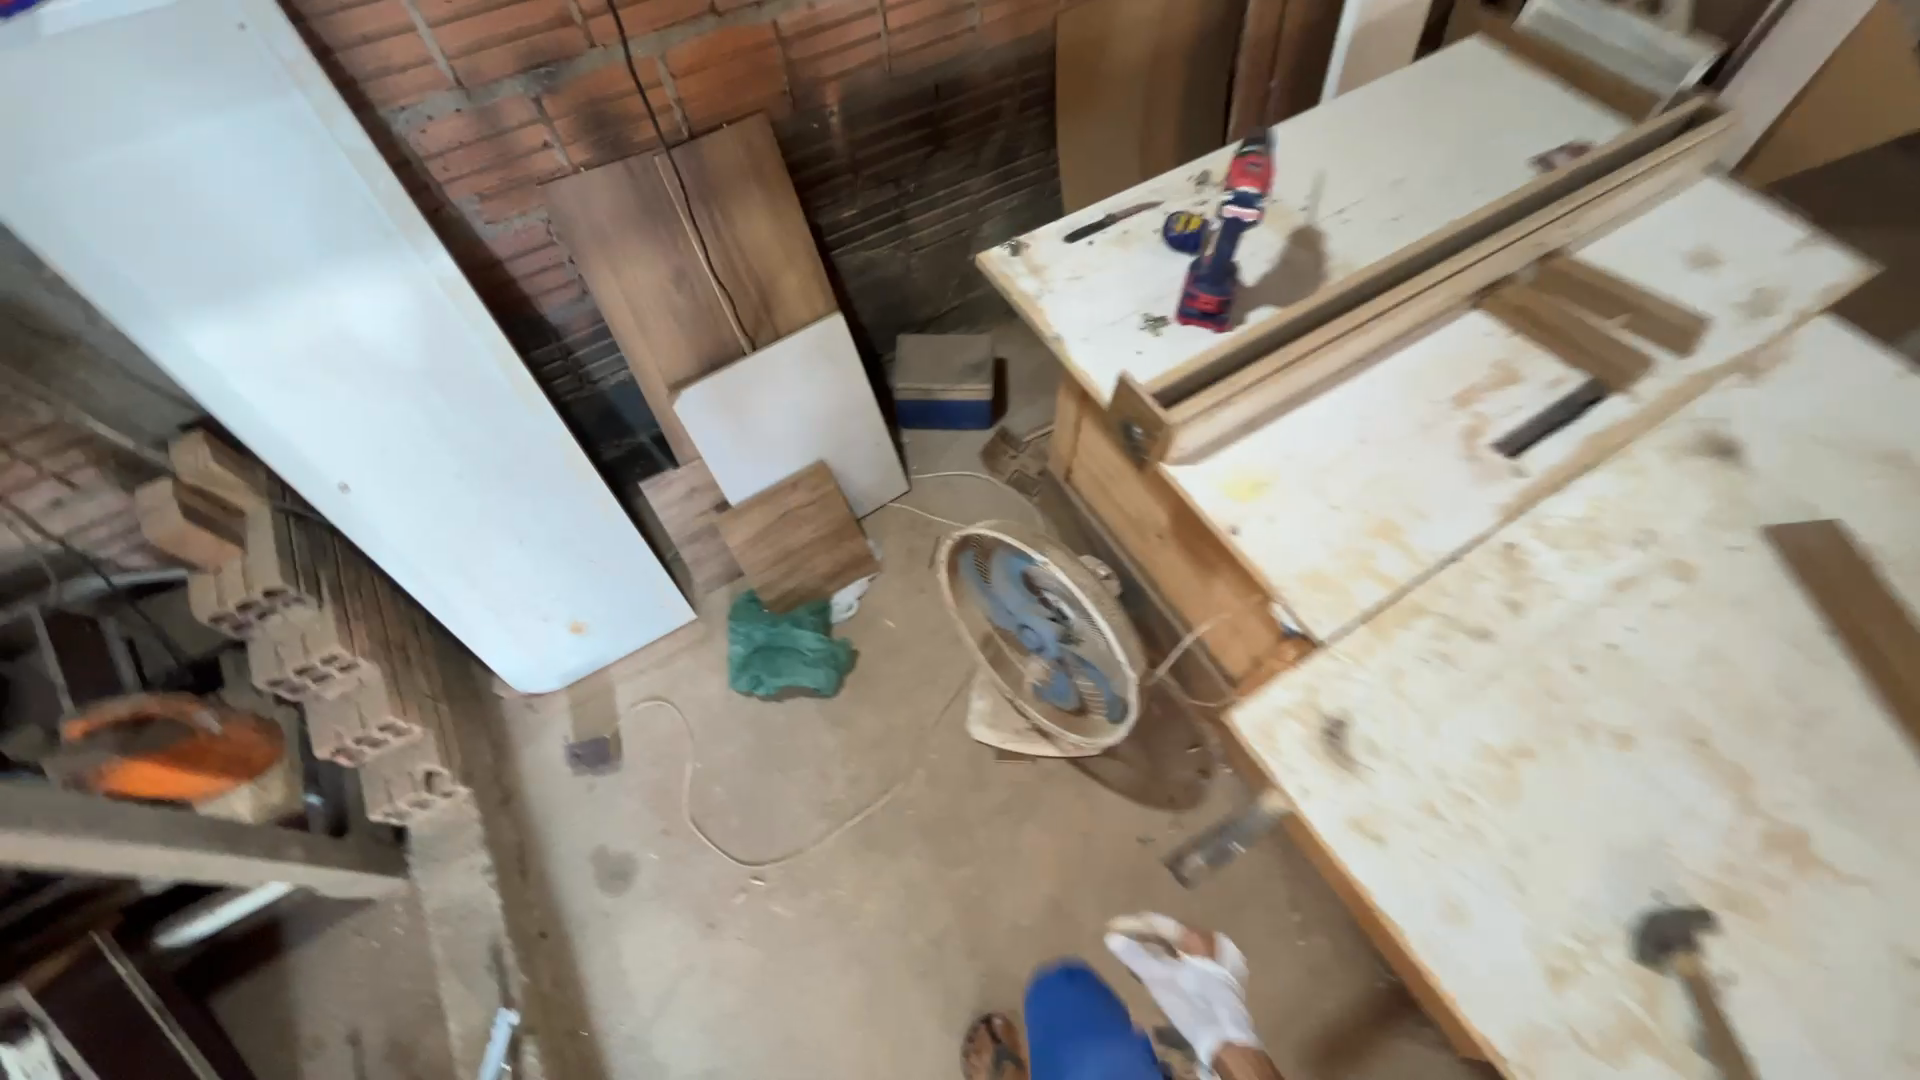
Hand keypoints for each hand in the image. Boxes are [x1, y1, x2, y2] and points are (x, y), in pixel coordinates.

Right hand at [1104, 913, 1260, 1072]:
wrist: (1228, 1044)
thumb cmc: (1193, 1005)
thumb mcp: (1159, 980)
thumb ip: (1134, 956)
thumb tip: (1111, 937)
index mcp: (1198, 937)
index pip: (1159, 923)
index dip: (1133, 925)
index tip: (1111, 927)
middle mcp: (1212, 944)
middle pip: (1170, 936)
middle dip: (1144, 939)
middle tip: (1123, 943)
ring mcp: (1219, 964)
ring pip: (1179, 951)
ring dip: (1156, 955)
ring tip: (1135, 960)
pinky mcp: (1221, 983)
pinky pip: (1188, 964)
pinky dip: (1170, 967)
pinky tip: (1158, 976)